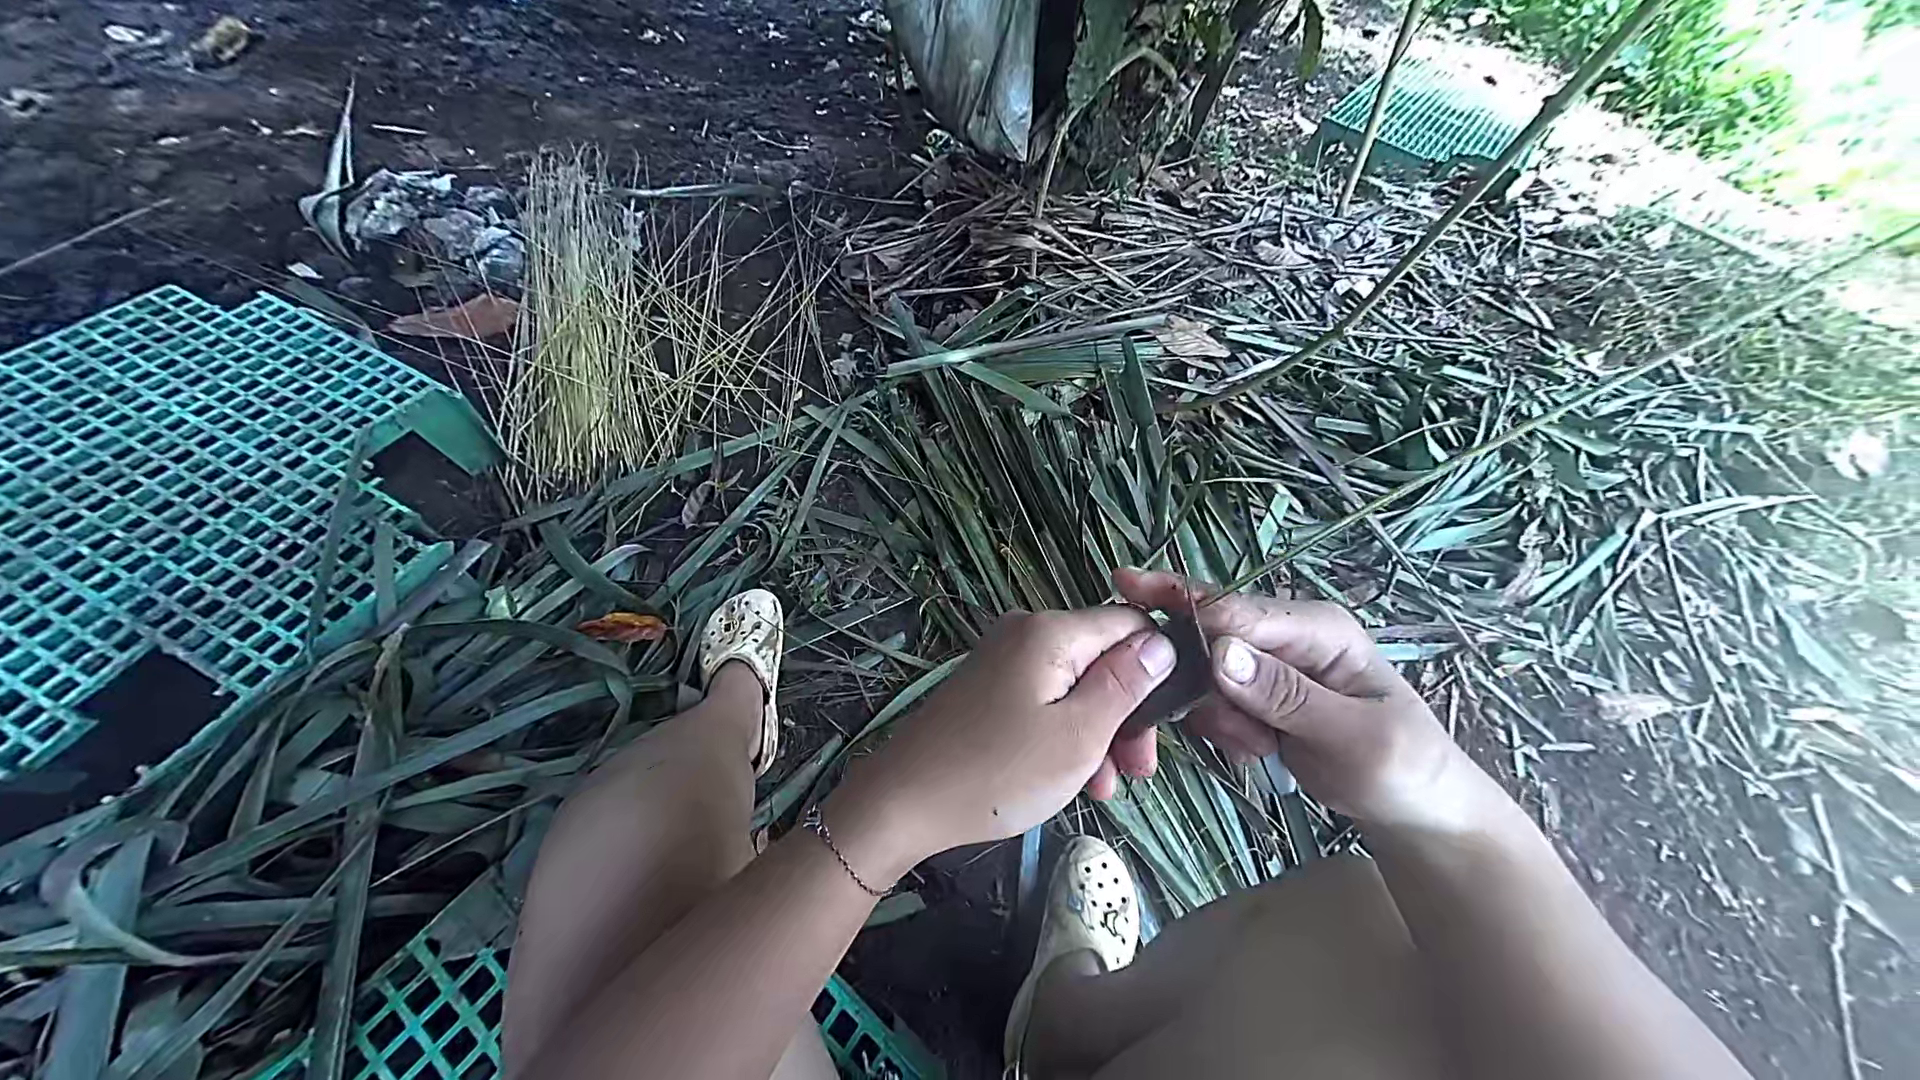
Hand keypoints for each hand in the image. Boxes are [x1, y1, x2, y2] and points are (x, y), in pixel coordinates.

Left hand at [825, 607, 1174, 871]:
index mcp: (1051, 632)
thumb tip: (1162, 642)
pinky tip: (1072, 778)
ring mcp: (1004, 659)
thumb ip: (1126, 684)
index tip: (1168, 722)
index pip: (1129, 623)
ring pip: (1076, 685)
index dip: (1158, 666)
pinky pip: (1045, 698)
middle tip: (1139, 771)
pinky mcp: (990, 686)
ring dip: (1099, 731)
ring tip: (1103, 788)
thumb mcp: (1078, 734)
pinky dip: (1066, 732)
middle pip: (1102, 658)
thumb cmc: (998, 771)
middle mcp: (1027, 633)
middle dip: (1127, 713)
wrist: (902, 800)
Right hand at [1114, 568, 1494, 831]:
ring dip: (1219, 714)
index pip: (1235, 611)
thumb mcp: (1356, 738)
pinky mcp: (1252, 693)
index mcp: (1316, 627)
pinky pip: (1208, 700)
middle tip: (1239, 732)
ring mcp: (1265, 664)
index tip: (1126, 599)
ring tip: (1261, 747)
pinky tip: (1258, 749)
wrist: (1413, 811)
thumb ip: (1287, 695)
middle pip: (1207, 634)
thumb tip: (1218, 652)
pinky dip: (1221, 727)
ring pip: (1201, 674)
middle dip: (1202, 682)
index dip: (1179, 604)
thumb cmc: (1403, 769)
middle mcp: (1283, 635)